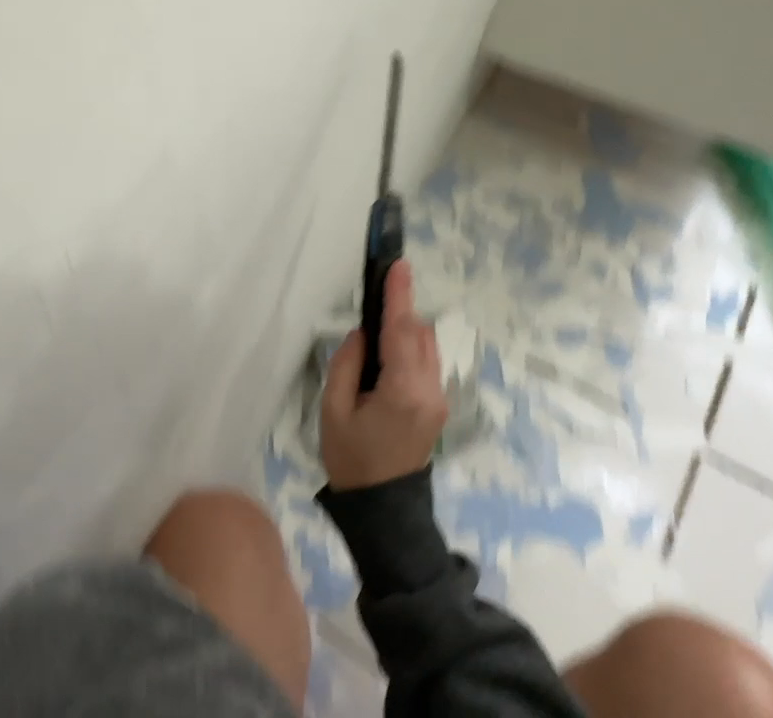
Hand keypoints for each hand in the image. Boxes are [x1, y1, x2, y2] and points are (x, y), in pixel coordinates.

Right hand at [320, 260, 447, 490]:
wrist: (382, 506)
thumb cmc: (350, 458)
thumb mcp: (333, 410)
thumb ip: (346, 364)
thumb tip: (362, 334)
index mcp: (403, 391)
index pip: (402, 331)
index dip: (399, 296)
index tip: (399, 265)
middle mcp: (430, 390)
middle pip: (419, 335)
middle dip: (399, 315)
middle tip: (371, 306)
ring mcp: (439, 399)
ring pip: (426, 348)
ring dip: (404, 334)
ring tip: (373, 340)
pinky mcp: (438, 407)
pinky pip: (425, 365)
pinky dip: (407, 352)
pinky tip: (384, 362)